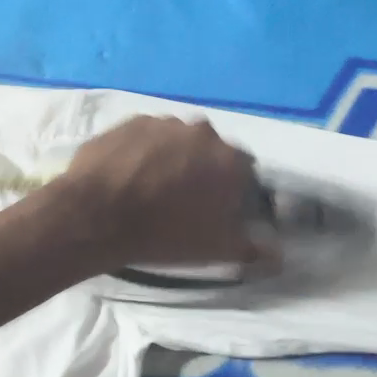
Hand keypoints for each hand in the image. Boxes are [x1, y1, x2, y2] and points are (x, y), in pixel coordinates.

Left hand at [53, 116, 271, 268]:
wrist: (95, 216)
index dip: (233, 189)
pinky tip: (128, 176)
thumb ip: (254, 248)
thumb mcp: (215, 249)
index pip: (245, 170)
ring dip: (172, 159)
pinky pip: (146, 137)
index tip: (219, 208)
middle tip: (183, 200)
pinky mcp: (130, 121)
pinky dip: (143, 152)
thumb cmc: (163, 233)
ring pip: (177, 141)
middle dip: (202, 170)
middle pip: (210, 151)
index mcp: (230, 159)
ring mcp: (164, 122)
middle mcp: (203, 132)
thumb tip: (280, 254)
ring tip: (151, 189)